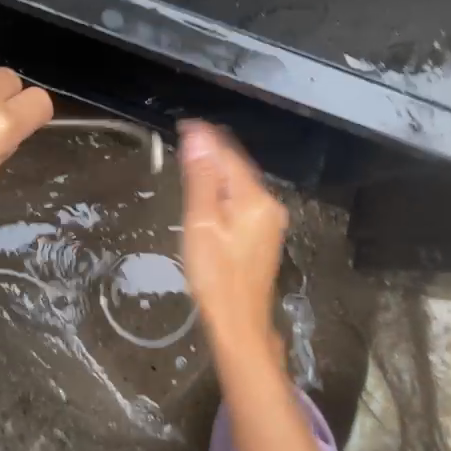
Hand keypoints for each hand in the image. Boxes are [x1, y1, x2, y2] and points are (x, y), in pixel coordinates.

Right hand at [178, 120, 288, 351]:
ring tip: (189, 161)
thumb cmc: (216, 276)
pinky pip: (242, 199)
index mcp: (254, 199)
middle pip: (236, 166)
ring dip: (216, 170)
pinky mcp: (262, 234)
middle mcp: (268, 205)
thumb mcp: (201, 223)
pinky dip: (223, 190)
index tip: (182, 126)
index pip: (228, 154)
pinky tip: (206, 194)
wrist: (238, 324)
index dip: (204, 138)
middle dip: (211, 152)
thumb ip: (200, 179)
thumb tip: (197, 139)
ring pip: (239, 182)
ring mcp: (268, 221)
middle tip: (182, 141)